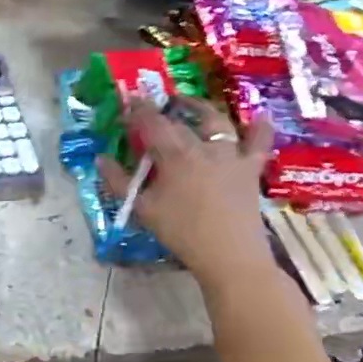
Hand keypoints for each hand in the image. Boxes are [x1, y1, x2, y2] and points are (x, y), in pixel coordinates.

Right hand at [100, 96, 277, 288]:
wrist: (231, 257)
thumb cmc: (182, 232)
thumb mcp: (143, 208)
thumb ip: (118, 181)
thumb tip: (100, 159)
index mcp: (175, 154)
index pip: (151, 122)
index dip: (136, 111)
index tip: (125, 108)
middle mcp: (203, 147)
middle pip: (179, 121)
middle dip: (161, 113)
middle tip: (147, 114)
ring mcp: (231, 156)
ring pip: (217, 122)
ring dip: (201, 108)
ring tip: (188, 104)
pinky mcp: (250, 170)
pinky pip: (259, 144)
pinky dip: (261, 129)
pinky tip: (262, 116)